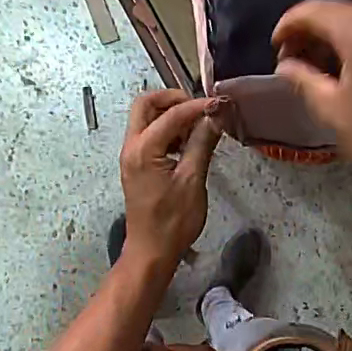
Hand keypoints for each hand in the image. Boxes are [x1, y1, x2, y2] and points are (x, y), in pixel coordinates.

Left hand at [119, 90, 224, 268]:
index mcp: (143, 149)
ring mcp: (132, 156)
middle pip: (146, 104)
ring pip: (146, 119)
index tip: (220, 106)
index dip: (198, 106)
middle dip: (173, 100)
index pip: (172, 114)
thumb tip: (214, 118)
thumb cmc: (172, 221)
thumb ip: (202, 144)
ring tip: (198, 129)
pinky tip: (188, 144)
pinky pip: (149, 135)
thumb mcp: (193, 181)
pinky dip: (168, 131)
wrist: (152, 251)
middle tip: (200, 109)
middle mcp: (131, 147)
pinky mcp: (137, 165)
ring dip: (171, 116)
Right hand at [271, 0, 351, 181]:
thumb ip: (303, 79)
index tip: (274, 45)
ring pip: (350, 18)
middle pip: (334, 8)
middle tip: (286, 53)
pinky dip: (343, 38)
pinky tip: (331, 63)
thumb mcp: (331, 110)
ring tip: (305, 60)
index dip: (289, 23)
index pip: (317, 11)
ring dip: (323, 32)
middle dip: (305, 25)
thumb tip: (284, 65)